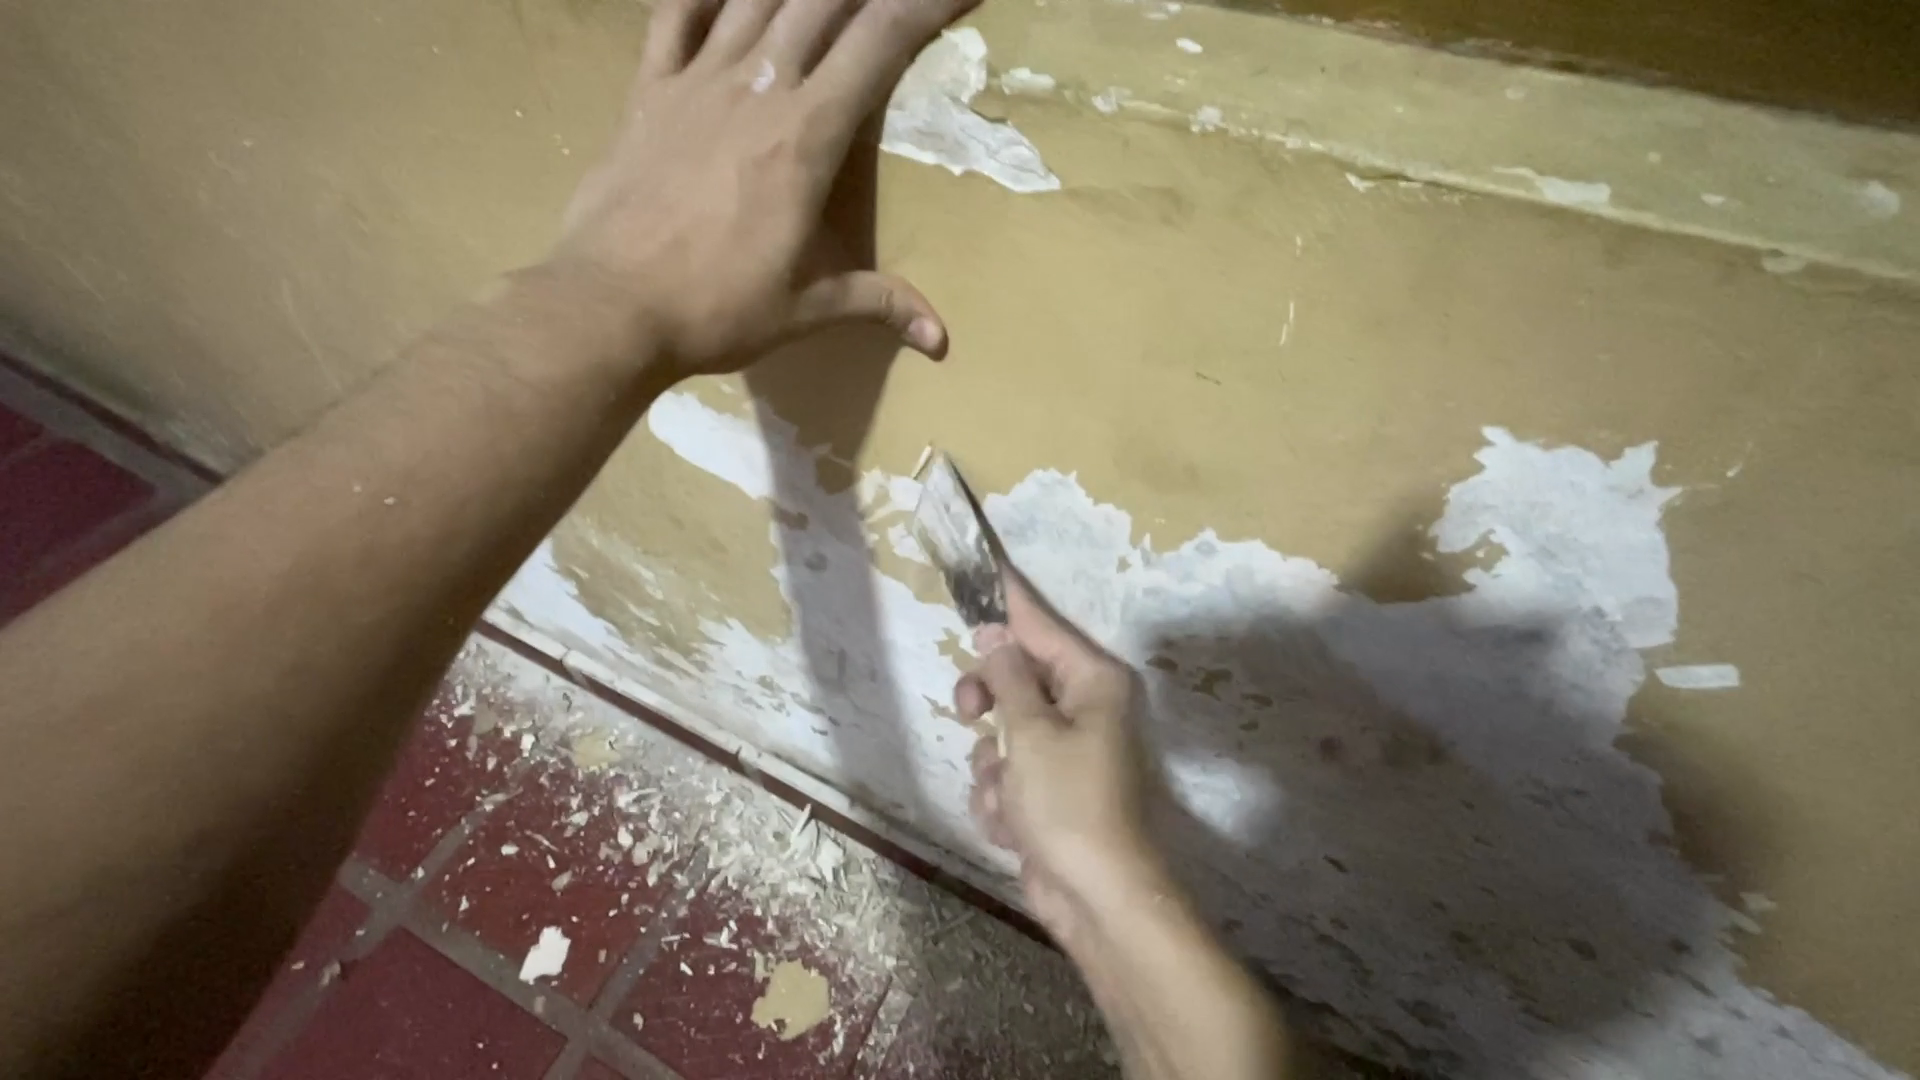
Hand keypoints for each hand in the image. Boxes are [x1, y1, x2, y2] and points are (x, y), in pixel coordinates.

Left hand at [553, 0, 971, 376]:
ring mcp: (695, 83)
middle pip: (821, 1)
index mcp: (806, 138)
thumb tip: (941, 341)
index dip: (926, 4)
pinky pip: (673, 16)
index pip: (878, 42)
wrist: (611, 308)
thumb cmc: (717, 310)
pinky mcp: (647, 94)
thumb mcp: (808, 309)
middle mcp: (755, 89)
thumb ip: (879, 304)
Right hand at [955, 571, 1169, 941]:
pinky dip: (1001, 798)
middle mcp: (1084, 708)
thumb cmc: (1068, 803)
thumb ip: (1008, 677)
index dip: (1007, 599)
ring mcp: (1066, 752)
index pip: (1040, 624)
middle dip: (987, 700)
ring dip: (993, 766)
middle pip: (1016, 677)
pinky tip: (1014, 826)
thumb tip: (996, 632)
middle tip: (968, 708)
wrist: (1096, 899)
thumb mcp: (1031, 731)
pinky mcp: (1048, 792)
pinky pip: (1007, 774)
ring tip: (1008, 795)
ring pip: (1003, 730)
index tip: (982, 563)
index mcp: (1092, 681)